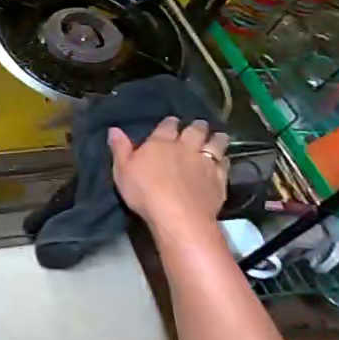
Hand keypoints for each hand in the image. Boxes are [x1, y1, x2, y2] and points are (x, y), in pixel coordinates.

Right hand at [107, 117, 229, 240]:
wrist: (179, 217)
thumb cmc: (145, 193)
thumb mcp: (123, 171)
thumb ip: (120, 149)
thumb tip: (114, 129)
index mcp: (161, 142)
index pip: (167, 125)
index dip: (170, 123)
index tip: (171, 122)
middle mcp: (185, 146)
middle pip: (195, 130)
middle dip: (197, 126)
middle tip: (198, 126)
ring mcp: (205, 162)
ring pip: (215, 142)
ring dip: (217, 138)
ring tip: (218, 136)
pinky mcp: (219, 178)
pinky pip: (224, 163)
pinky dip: (224, 159)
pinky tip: (224, 160)